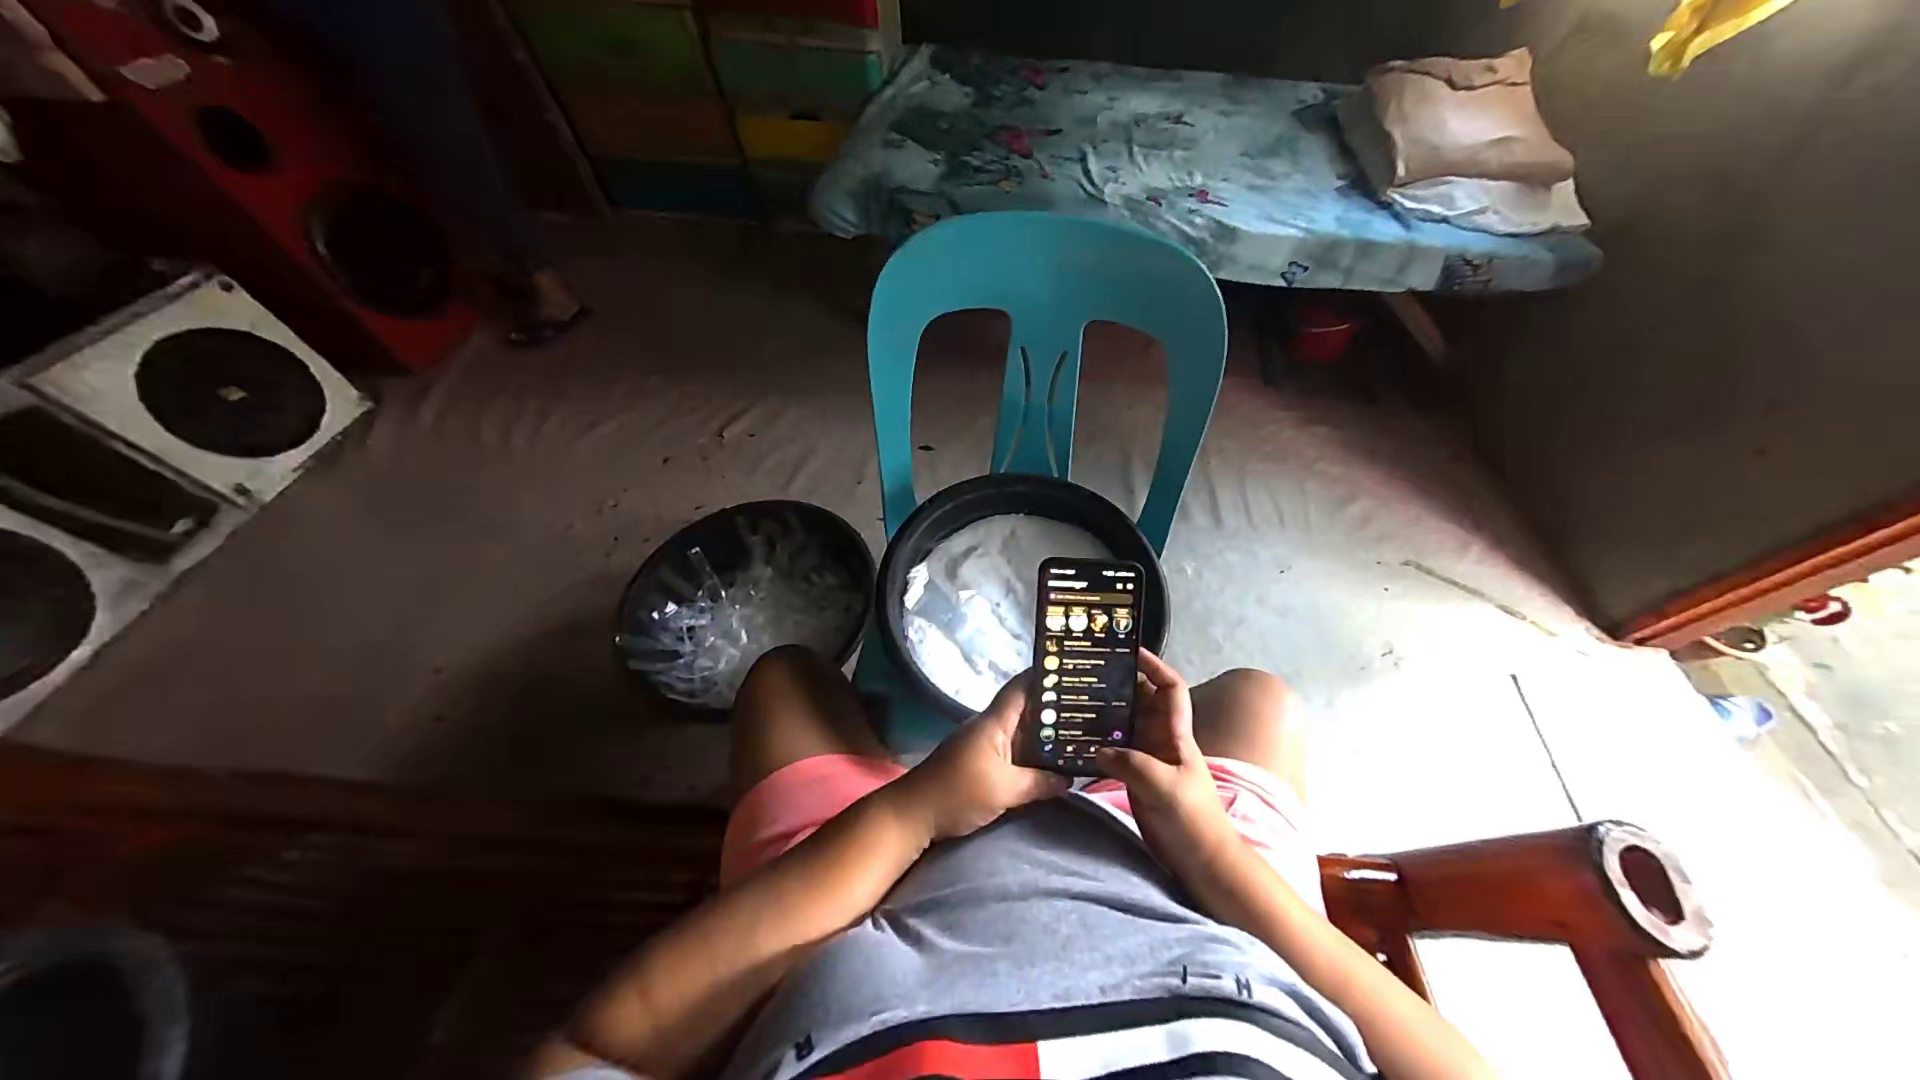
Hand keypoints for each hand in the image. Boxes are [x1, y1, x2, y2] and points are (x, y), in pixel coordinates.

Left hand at [892, 672, 1069, 840]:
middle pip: (1026, 710)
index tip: (1073, 670)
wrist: (914, 814)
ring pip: (1021, 732)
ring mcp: (985, 745)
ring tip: (1080, 734)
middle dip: (1055, 709)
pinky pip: (1014, 752)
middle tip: (1089, 708)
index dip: (1045, 676)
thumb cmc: (958, 792)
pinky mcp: (982, 763)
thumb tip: (1068, 778)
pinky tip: (1052, 762)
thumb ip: (1038, 782)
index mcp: (993, 722)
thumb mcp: (1004, 790)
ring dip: (1045, 734)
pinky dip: (1033, 754)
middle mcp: (990, 727)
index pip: (1021, 688)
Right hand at [1095, 650, 1235, 864]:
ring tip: (1074, 699)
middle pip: (1141, 701)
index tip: (1130, 652)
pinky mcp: (1135, 776)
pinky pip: (1114, 749)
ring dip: (1105, 711)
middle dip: (1120, 684)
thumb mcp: (1164, 787)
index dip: (1155, 666)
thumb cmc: (1192, 819)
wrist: (1201, 860)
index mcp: (1176, 734)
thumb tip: (1097, 749)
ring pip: (1125, 724)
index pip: (1170, 688)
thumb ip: (1131, 763)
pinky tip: (1075, 738)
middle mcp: (1161, 740)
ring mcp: (1147, 758)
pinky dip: (1097, 741)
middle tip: (1087, 672)